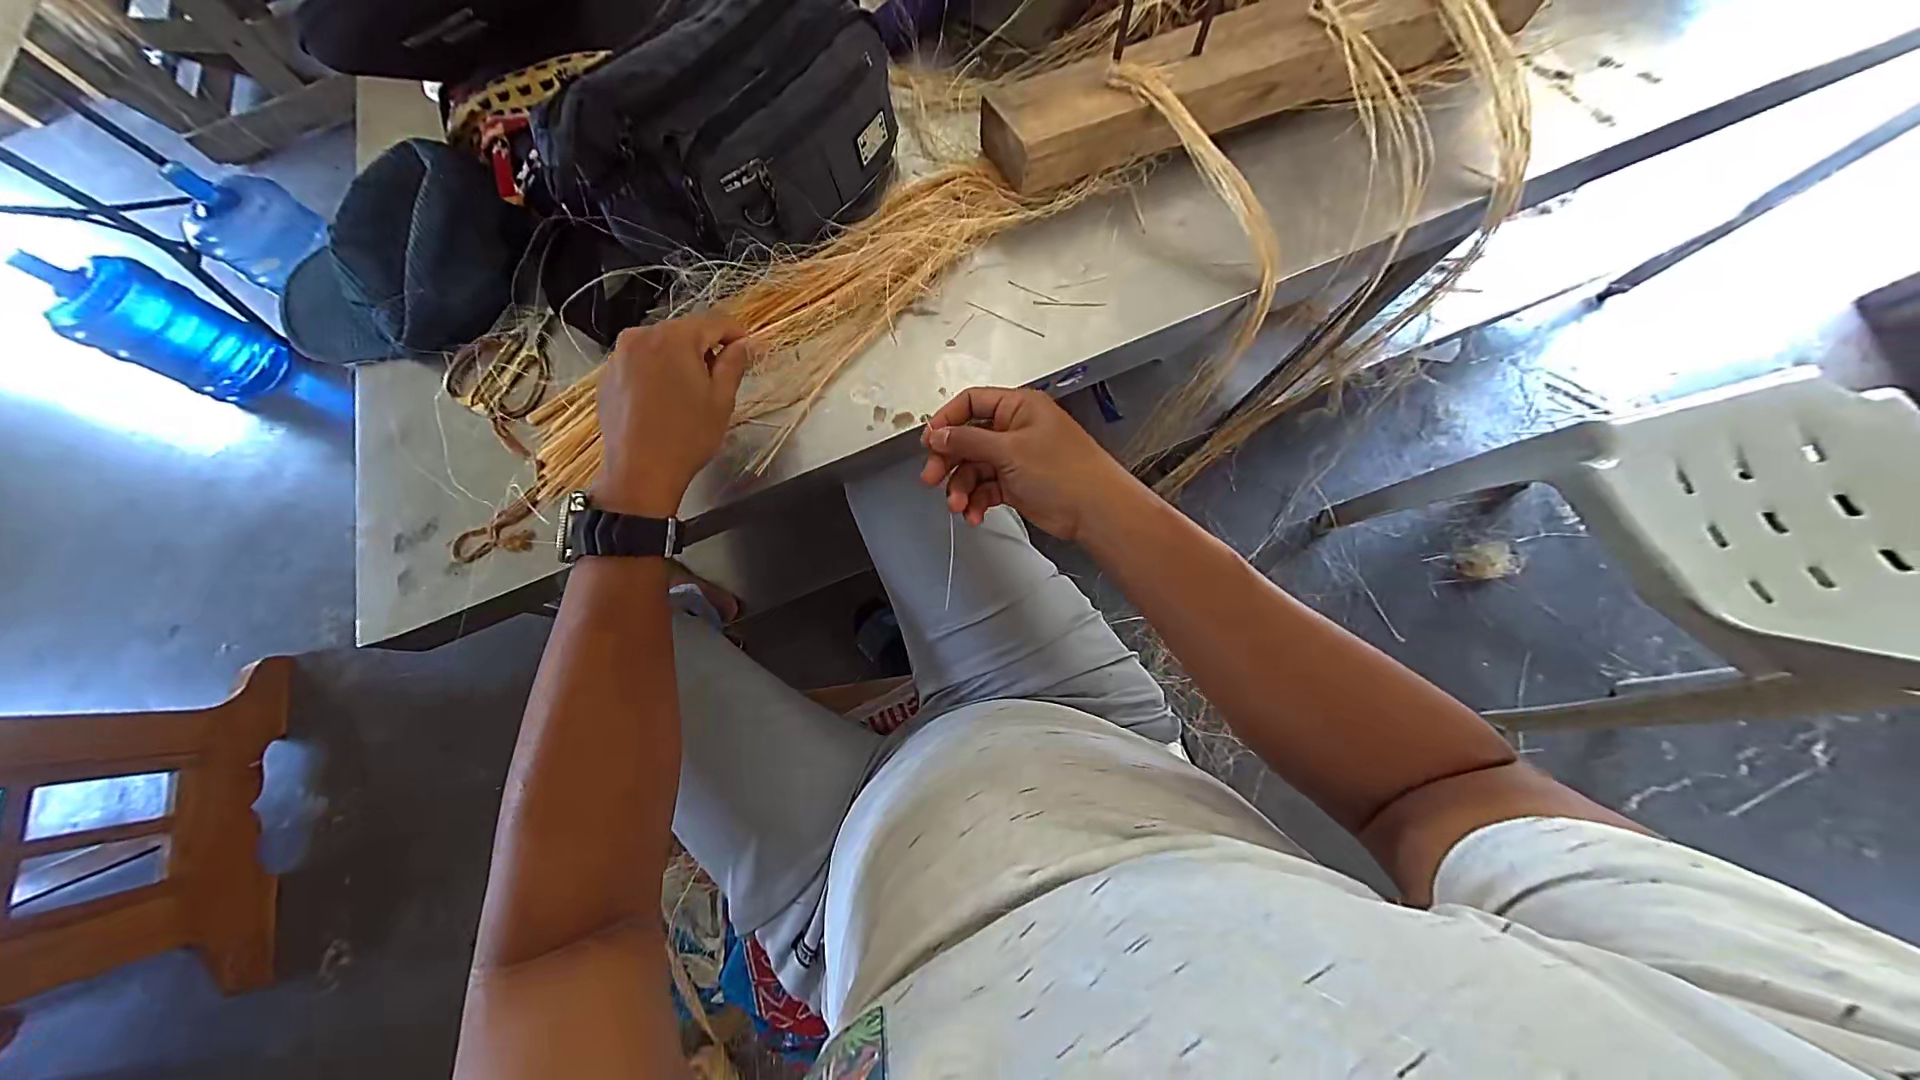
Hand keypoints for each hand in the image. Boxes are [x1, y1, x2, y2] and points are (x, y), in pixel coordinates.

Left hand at [595, 314, 756, 516]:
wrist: (640, 470)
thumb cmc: (687, 436)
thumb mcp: (721, 399)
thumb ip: (734, 363)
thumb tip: (744, 344)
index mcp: (674, 338)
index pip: (714, 321)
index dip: (736, 333)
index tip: (749, 347)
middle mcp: (641, 337)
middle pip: (685, 331)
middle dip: (706, 348)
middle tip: (722, 377)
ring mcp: (620, 356)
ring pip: (662, 346)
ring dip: (682, 360)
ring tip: (693, 392)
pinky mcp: (609, 375)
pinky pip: (642, 363)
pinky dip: (659, 372)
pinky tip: (668, 401)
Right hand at [919, 386, 1145, 541]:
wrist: (1095, 511)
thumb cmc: (1069, 472)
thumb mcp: (1009, 450)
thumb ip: (968, 441)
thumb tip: (939, 435)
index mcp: (1018, 407)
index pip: (971, 403)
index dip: (947, 421)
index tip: (930, 441)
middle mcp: (1016, 429)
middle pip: (967, 439)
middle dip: (949, 461)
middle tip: (933, 478)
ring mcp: (1016, 458)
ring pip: (974, 468)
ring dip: (961, 487)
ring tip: (958, 504)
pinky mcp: (1017, 483)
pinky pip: (986, 488)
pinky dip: (976, 501)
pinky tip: (973, 512)